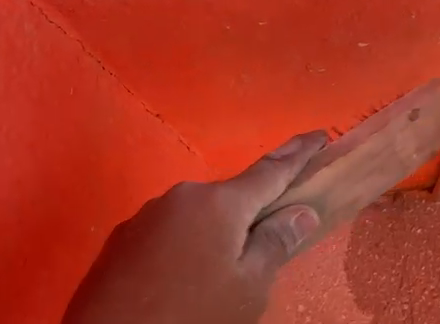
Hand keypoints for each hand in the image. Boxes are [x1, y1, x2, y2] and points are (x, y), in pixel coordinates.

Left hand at [64, 131, 327, 323]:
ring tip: (207, 284)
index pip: (272, 169)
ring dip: (209, 239)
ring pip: (195, 219)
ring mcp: (147, 215)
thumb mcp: (246, 291)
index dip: (299, 153)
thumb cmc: (190, 318)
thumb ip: (275, 245)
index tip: (320, 134)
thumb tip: (300, 212)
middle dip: (247, 218)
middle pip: (230, 200)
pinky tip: (173, 288)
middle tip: (255, 254)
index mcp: (221, 202)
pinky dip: (178, 253)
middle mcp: (184, 195)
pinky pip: (165, 236)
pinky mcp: (120, 242)